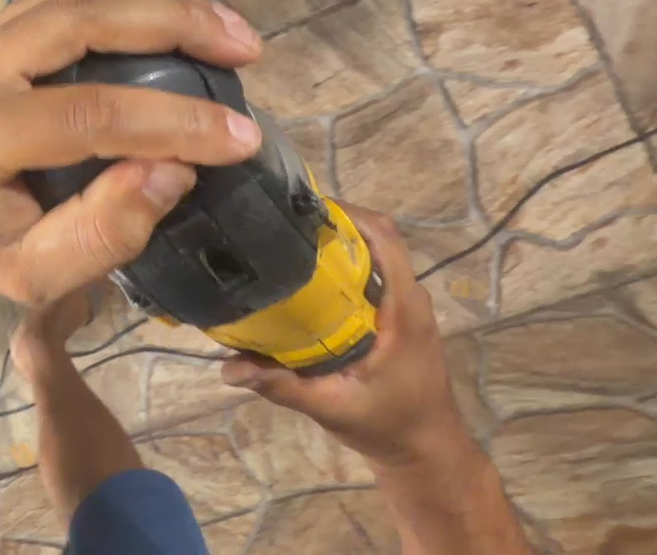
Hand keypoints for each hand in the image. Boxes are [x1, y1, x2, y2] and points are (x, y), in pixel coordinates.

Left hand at [0, 0, 264, 305]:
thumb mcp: (36, 274)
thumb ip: (102, 233)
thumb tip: (174, 171)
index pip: (82, 114)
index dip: (169, 121)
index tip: (241, 136)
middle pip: (73, 20)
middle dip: (170, 24)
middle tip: (245, 49)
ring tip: (226, 28)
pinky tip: (179, 14)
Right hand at [221, 207, 474, 468]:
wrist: (428, 451)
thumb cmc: (388, 425)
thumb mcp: (332, 408)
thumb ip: (283, 386)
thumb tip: (229, 368)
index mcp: (402, 309)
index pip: (384, 238)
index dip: (346, 212)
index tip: (296, 204)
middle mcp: (407, 295)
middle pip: (373, 233)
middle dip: (327, 217)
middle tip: (274, 216)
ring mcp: (403, 300)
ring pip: (370, 247)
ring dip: (331, 234)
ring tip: (279, 232)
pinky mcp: (394, 308)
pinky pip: (368, 265)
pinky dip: (337, 255)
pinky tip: (298, 264)